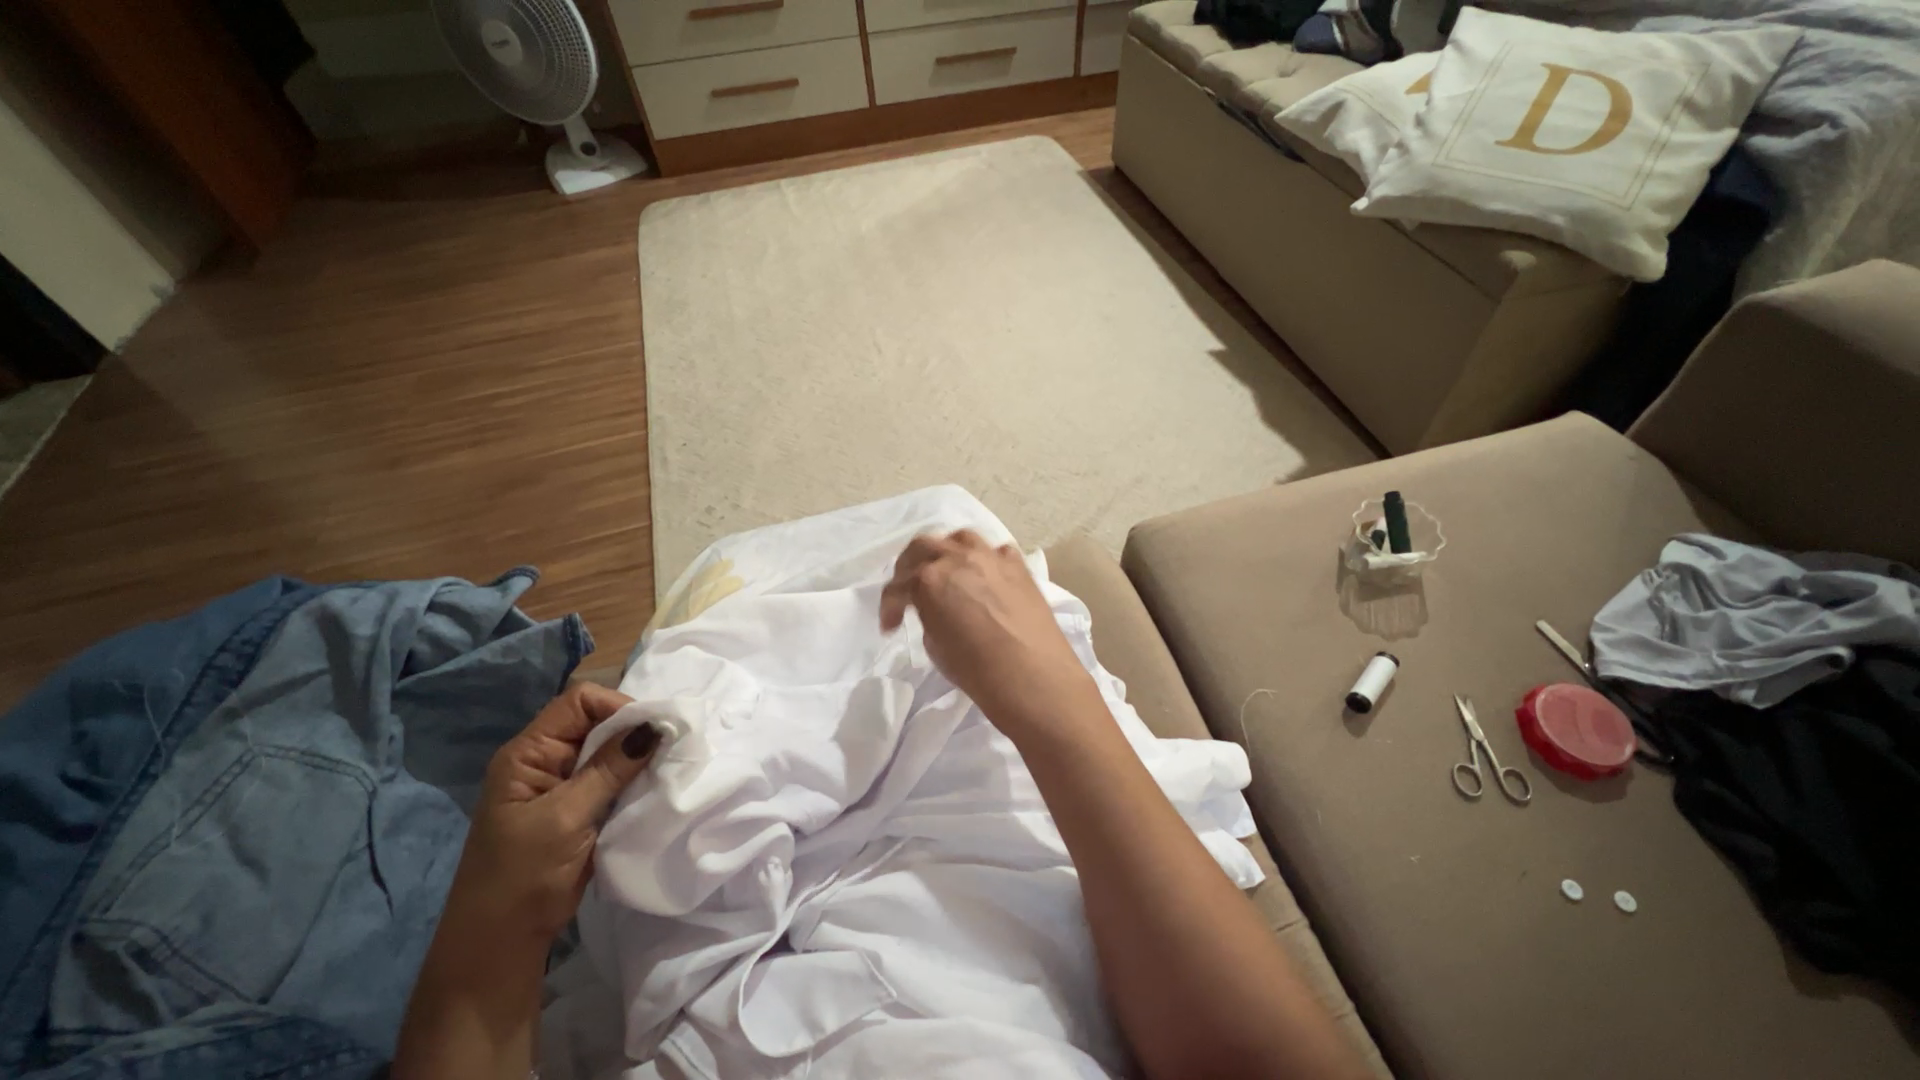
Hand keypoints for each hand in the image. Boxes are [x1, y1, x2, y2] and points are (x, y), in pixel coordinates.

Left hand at [448, 681, 660, 944]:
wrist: (499, 943)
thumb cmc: (522, 876)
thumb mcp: (567, 817)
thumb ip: (609, 769)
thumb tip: (653, 727)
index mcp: (527, 753)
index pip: (579, 702)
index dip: (618, 707)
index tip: (655, 730)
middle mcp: (542, 760)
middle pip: (595, 722)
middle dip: (632, 730)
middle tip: (671, 747)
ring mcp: (559, 786)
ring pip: (605, 751)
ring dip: (635, 756)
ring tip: (667, 766)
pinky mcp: (575, 810)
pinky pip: (608, 779)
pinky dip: (631, 779)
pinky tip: (653, 787)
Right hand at [879, 530, 1101, 737]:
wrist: (1033, 677)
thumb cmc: (977, 671)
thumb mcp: (936, 648)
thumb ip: (930, 619)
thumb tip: (937, 611)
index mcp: (928, 580)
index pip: (898, 587)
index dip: (889, 607)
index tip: (890, 627)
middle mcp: (957, 558)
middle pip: (923, 547)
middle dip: (909, 567)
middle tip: (908, 588)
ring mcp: (991, 557)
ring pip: (960, 539)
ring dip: (946, 552)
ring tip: (946, 572)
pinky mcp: (1019, 566)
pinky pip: (995, 552)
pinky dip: (984, 560)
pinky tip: (984, 578)